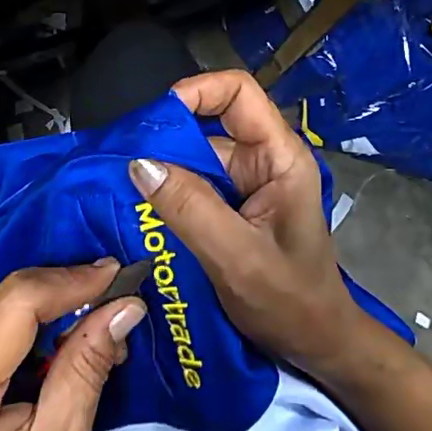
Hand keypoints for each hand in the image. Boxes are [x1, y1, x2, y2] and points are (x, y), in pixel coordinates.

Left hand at [0, 265, 145, 430]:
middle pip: (8, 299)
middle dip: (72, 293)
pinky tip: (67, 344)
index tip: (125, 277)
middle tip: (122, 308)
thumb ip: (85, 371)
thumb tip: (124, 306)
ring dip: (58, 308)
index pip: (16, 304)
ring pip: (2, 305)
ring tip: (102, 333)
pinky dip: (37, 324)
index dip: (74, 281)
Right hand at [127, 70, 369, 375]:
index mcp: (281, 157)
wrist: (314, 339)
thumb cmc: (289, 300)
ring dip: (161, 169)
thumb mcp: (237, 257)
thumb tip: (139, 163)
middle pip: (211, 123)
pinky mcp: (235, 206)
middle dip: (166, 137)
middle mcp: (265, 160)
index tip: (152, 120)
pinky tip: (137, 210)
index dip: (197, 91)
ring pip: (197, 157)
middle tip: (117, 164)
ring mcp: (249, 183)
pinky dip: (168, 194)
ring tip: (117, 190)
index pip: (240, 93)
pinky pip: (196, 186)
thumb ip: (190, 208)